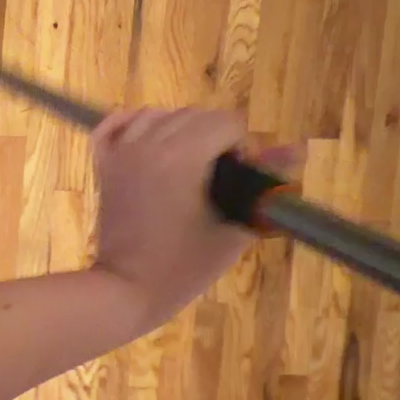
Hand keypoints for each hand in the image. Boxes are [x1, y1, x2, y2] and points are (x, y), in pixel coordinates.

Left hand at [91, 108, 293, 323]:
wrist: (128, 285)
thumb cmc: (185, 265)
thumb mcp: (235, 226)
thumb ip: (265, 183)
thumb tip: (297, 148)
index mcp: (181, 156)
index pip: (226, 122)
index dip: (243, 147)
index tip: (240, 179)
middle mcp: (147, 143)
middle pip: (194, 114)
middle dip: (215, 138)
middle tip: (219, 178)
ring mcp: (120, 151)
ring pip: (158, 114)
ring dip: (179, 130)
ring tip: (189, 166)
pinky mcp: (103, 163)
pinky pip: (114, 123)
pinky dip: (133, 124)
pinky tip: (150, 142)